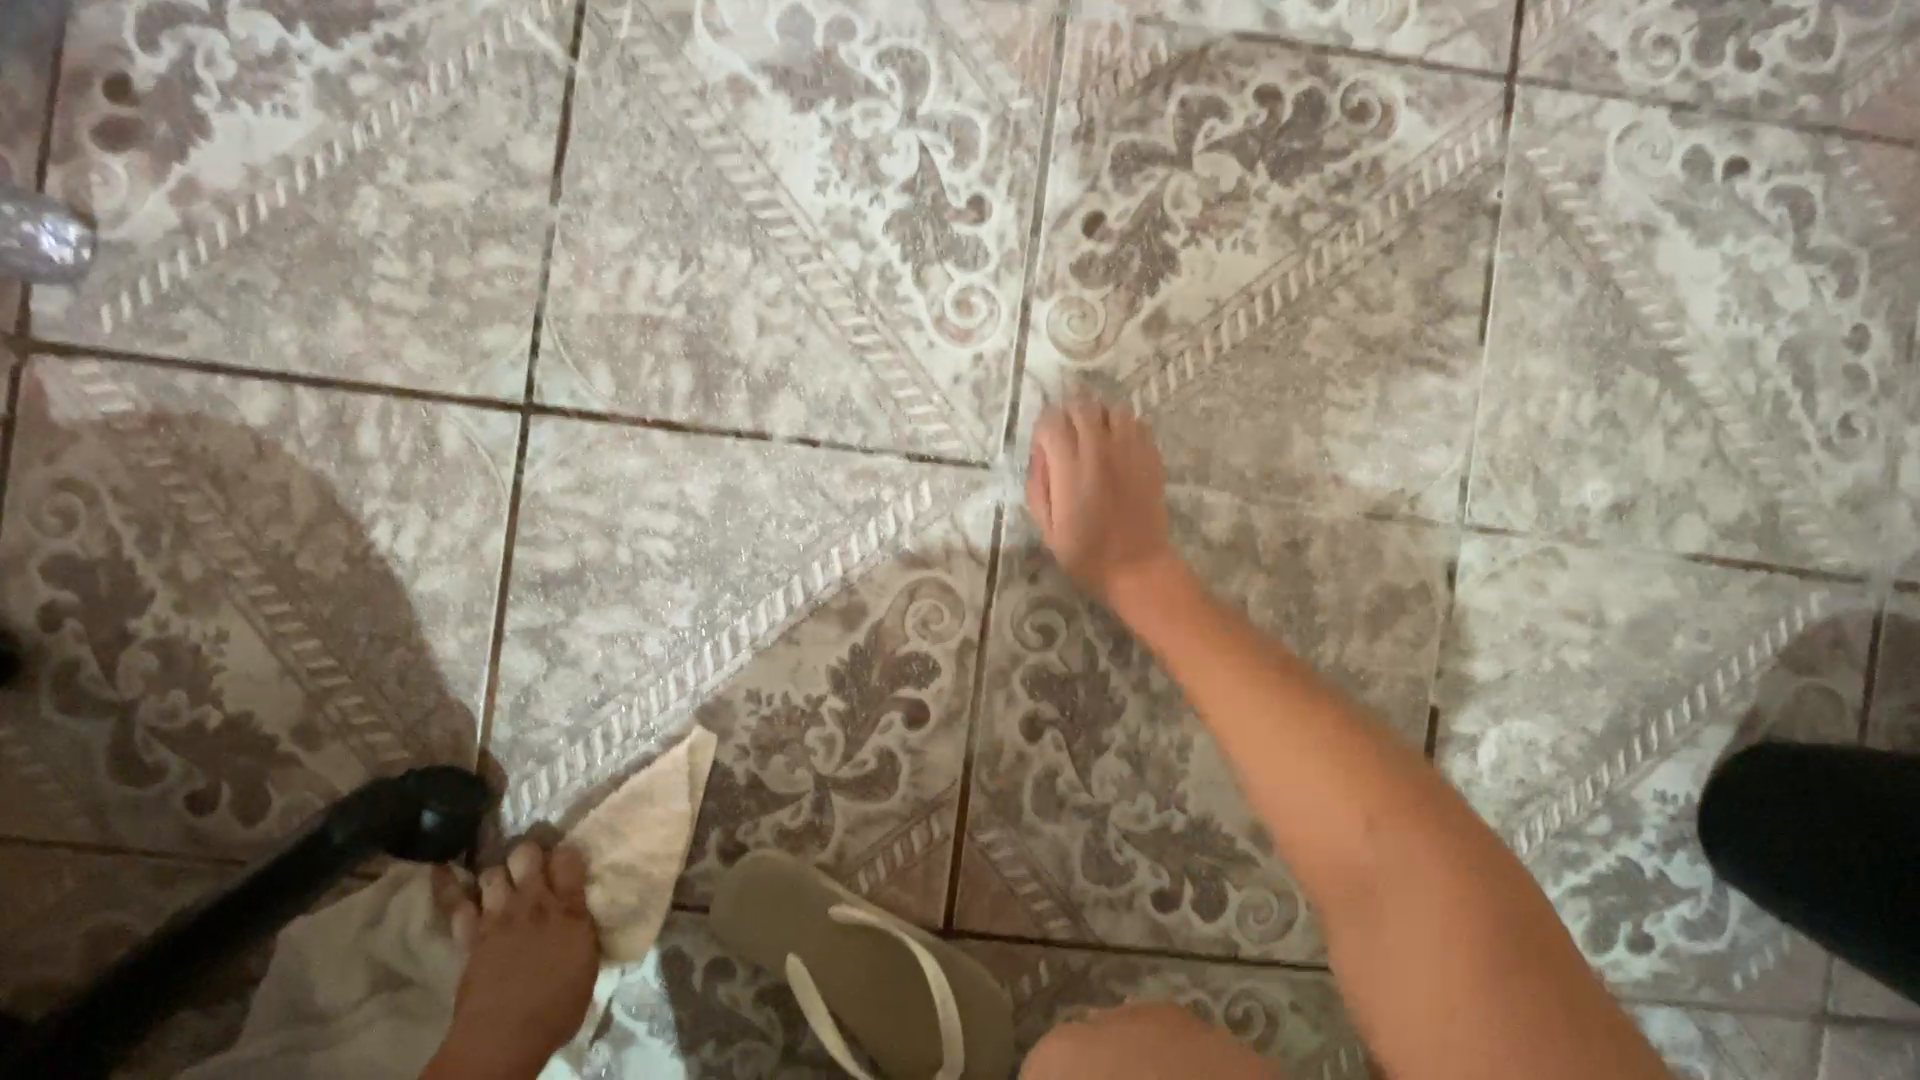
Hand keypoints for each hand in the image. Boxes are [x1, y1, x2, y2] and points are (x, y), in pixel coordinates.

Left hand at [423, 843, 599, 1079]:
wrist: (504, 1037)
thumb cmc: (556, 1008)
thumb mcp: (587, 965)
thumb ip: (581, 932)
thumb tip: (579, 918)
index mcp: (569, 910)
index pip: (569, 858)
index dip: (566, 855)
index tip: (566, 864)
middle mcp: (534, 903)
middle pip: (526, 854)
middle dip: (528, 854)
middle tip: (532, 867)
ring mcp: (498, 916)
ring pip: (492, 873)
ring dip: (497, 874)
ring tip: (500, 883)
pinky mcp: (470, 934)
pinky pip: (454, 902)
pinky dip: (448, 885)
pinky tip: (441, 870)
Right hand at [1026, 397, 1177, 598]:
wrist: (1137, 567)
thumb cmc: (1086, 554)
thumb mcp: (1046, 527)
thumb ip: (1038, 485)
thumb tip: (1041, 456)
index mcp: (1070, 468)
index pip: (1051, 421)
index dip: (1043, 432)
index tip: (1045, 451)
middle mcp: (1100, 450)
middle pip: (1081, 405)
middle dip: (1068, 417)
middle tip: (1067, 440)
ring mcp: (1130, 450)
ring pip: (1112, 408)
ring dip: (1098, 417)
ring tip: (1094, 438)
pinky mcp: (1151, 456)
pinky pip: (1137, 423)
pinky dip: (1123, 427)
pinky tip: (1117, 448)